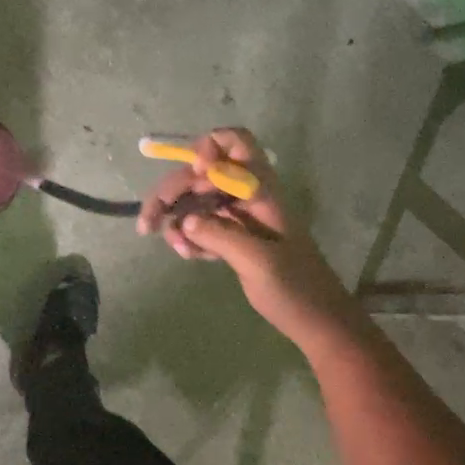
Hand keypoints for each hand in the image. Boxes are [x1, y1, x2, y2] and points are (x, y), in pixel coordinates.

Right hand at [137, 128, 355, 346]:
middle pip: (201, 174)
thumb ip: (220, 235)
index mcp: (261, 190)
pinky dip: (188, 236)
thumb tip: (185, 220)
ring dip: (176, 218)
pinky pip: (200, 225)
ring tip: (172, 245)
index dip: (209, 147)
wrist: (316, 320)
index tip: (192, 173)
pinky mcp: (232, 238)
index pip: (236, 143)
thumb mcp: (258, 261)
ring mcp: (239, 217)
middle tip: (149, 222)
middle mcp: (247, 196)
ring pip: (195, 201)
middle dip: (172, 191)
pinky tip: (186, 255)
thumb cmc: (295, 287)